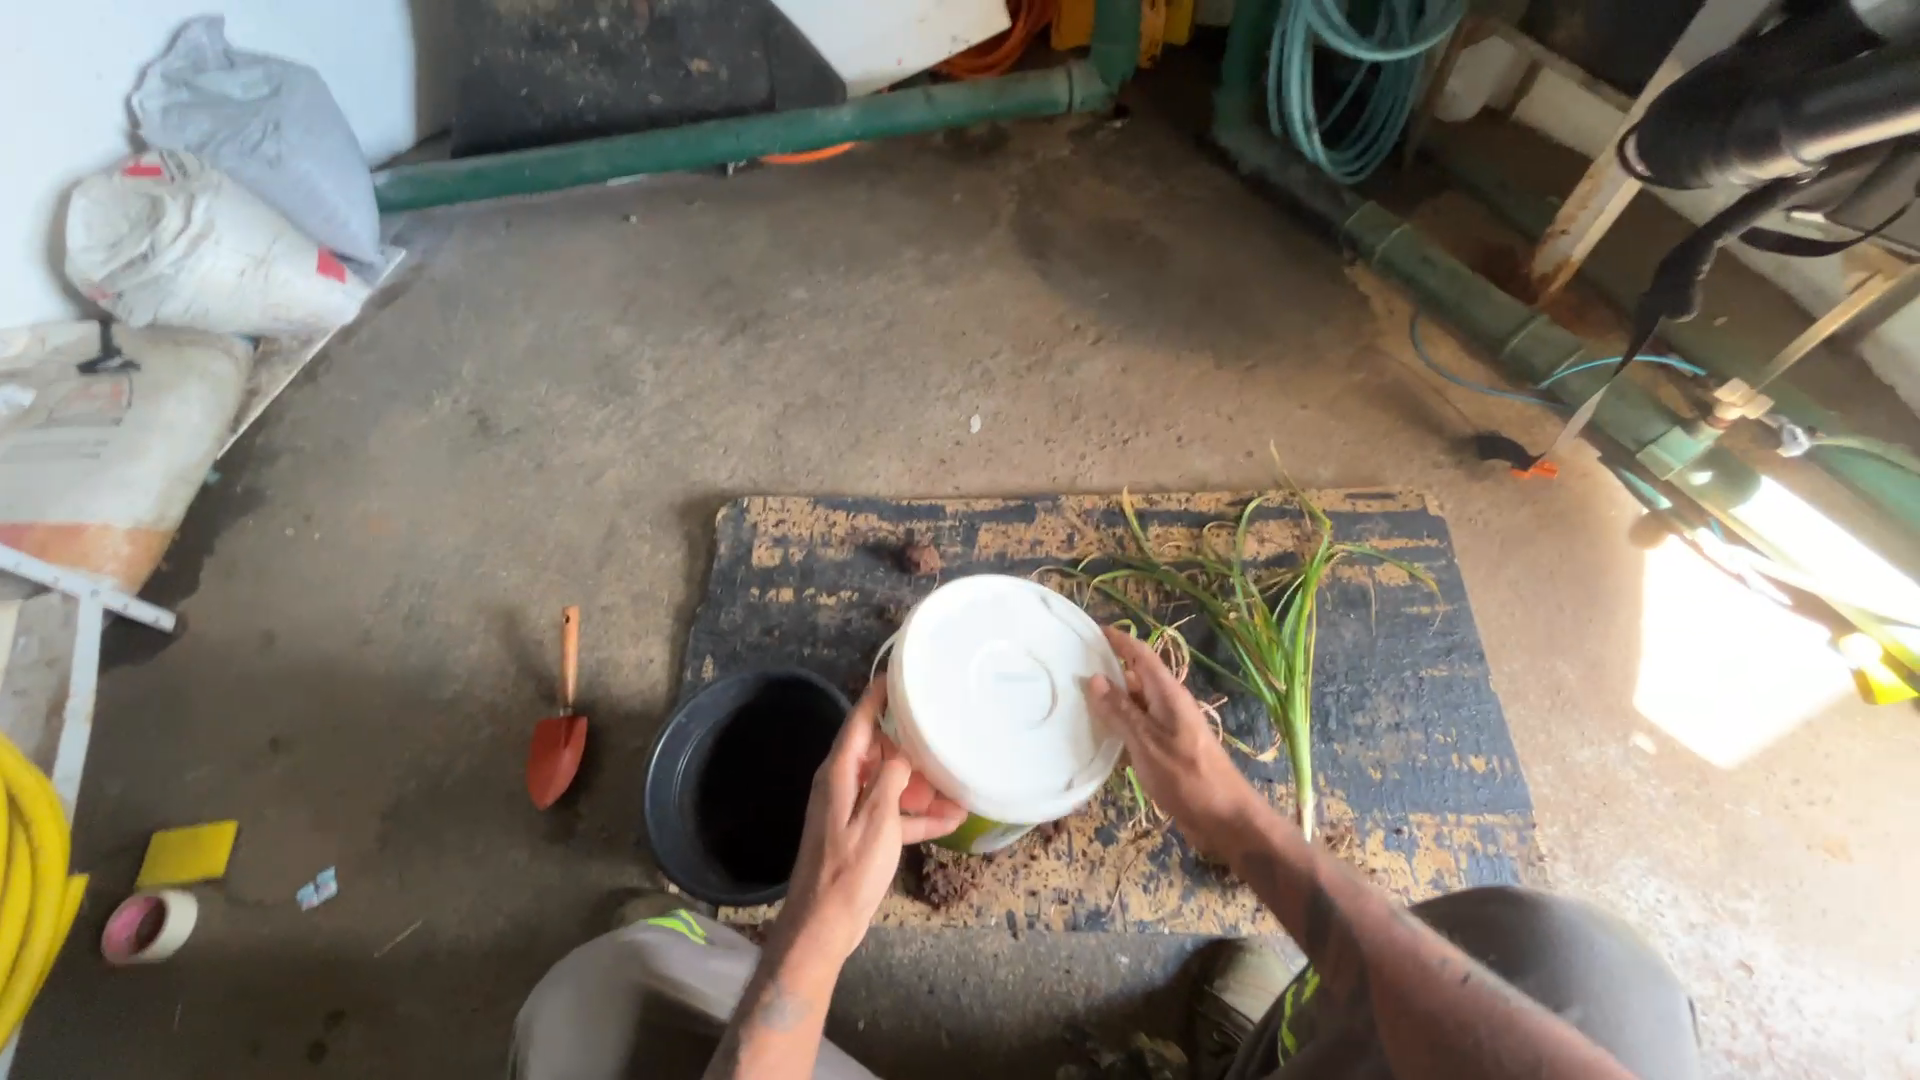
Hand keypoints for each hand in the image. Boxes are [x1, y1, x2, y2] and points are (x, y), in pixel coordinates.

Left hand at [779, 680, 967, 961]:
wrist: (823, 924)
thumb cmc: (849, 868)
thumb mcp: (878, 819)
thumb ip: (891, 779)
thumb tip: (902, 753)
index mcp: (840, 773)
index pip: (859, 722)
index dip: (877, 697)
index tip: (898, 675)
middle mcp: (843, 783)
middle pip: (880, 750)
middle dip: (911, 745)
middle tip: (944, 732)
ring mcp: (853, 809)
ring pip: (891, 783)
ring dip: (922, 785)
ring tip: (958, 784)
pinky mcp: (863, 833)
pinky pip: (893, 814)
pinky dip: (917, 815)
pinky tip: (951, 819)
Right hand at [1088, 626, 1259, 852]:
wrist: (1225, 820)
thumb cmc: (1187, 777)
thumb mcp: (1147, 743)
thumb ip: (1120, 711)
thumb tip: (1095, 678)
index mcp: (1168, 694)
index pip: (1140, 654)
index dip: (1117, 640)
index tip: (1089, 630)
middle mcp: (1169, 705)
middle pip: (1135, 679)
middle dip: (1106, 673)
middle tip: (1069, 673)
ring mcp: (1170, 729)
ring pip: (1135, 706)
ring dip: (1110, 704)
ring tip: (1074, 704)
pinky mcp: (1168, 751)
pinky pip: (1139, 730)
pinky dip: (1119, 730)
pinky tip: (1098, 741)